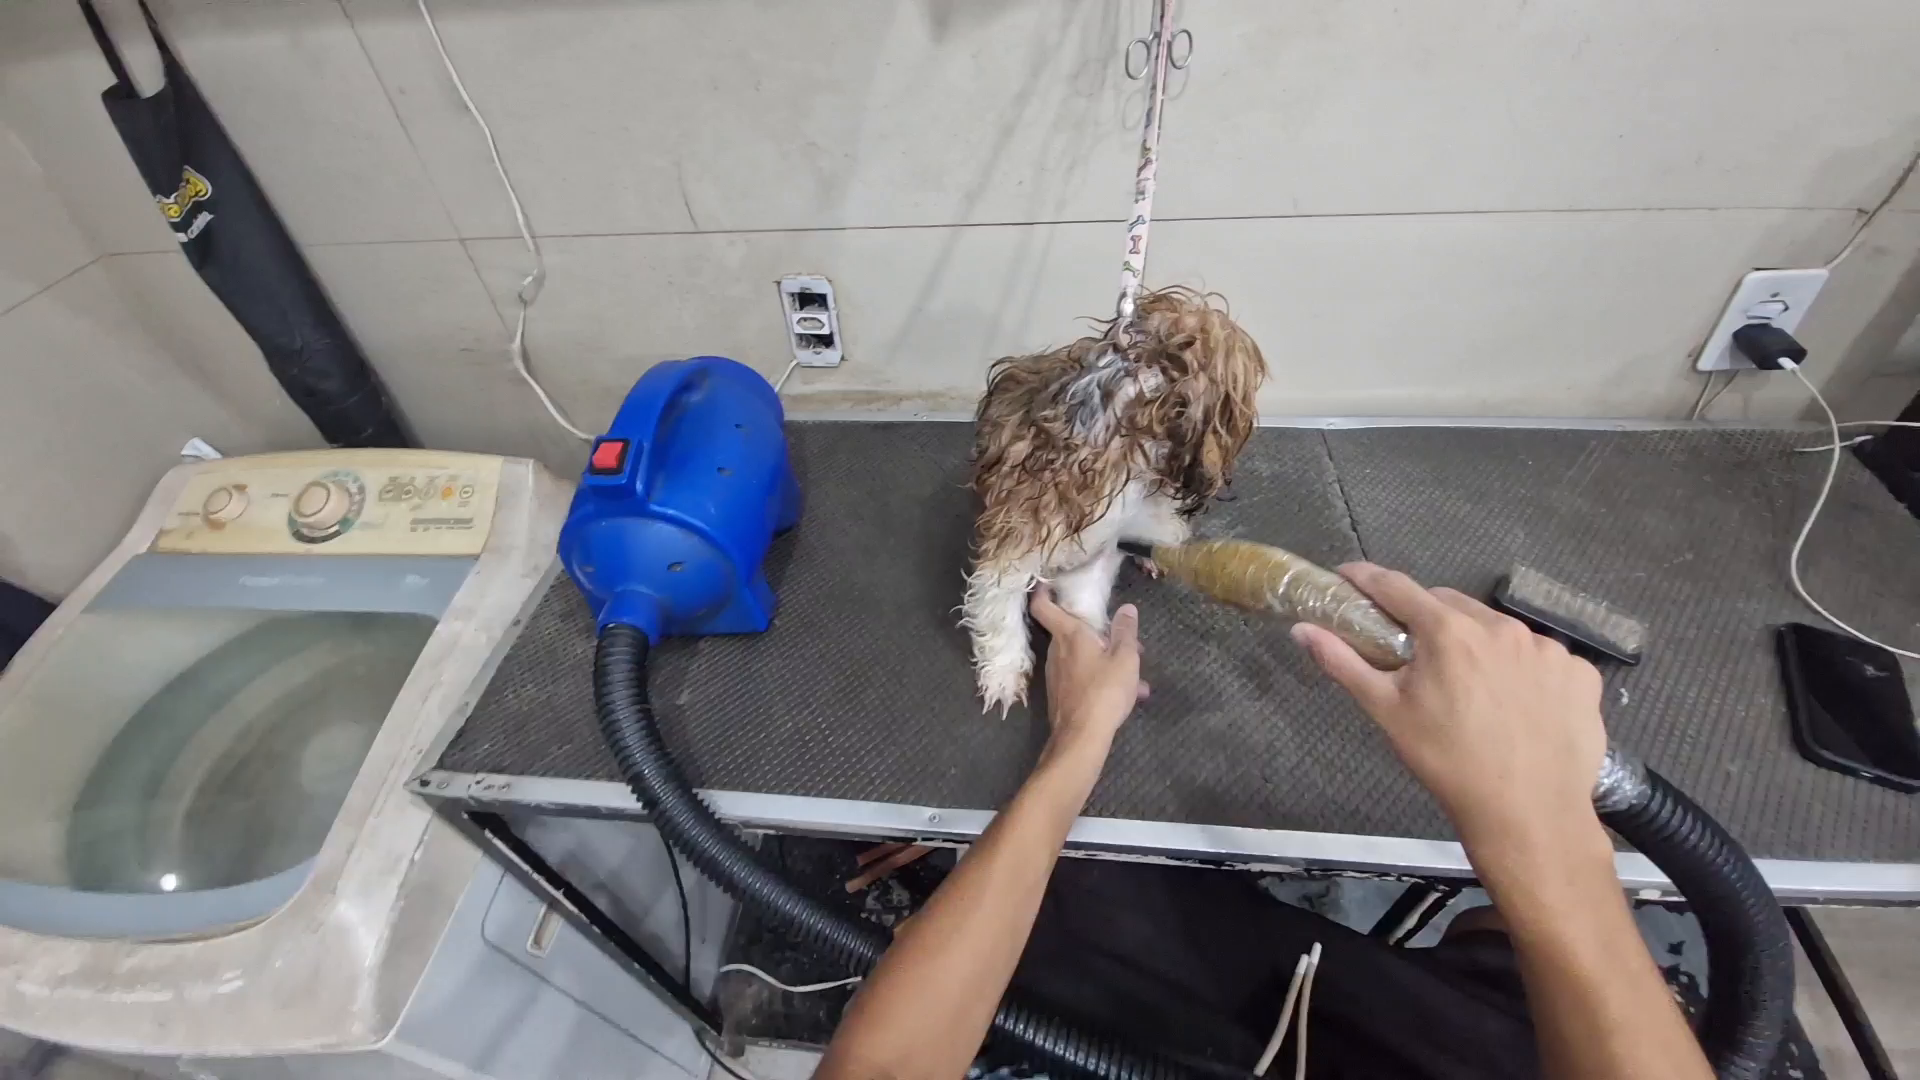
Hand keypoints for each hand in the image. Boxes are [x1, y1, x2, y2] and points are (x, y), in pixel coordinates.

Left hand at [1030, 589, 1147, 756]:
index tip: (1047, 582)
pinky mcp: (1061, 693)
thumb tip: (1127, 608)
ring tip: (1137, 676)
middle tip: (1128, 642)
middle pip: (1072, 632)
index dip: (1042, 591)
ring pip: (1083, 656)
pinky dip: (1103, 679)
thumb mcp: (1125, 658)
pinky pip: (1083, 676)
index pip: (1043, 606)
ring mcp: (1056, 673)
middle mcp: (1057, 650)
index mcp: (1069, 634)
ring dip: (1107, 660)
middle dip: (1100, 633)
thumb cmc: (1104, 691)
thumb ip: (1126, 632)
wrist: (1082, 736)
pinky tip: (1129, 695)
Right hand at [1291, 564, 1607, 873]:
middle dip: (1423, 616)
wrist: (1528, 812)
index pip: (1397, 586)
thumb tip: (1301, 629)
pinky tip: (1510, 696)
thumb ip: (1341, 662)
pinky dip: (1517, 663)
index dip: (1367, 578)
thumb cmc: (1445, 758)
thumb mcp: (1384, 709)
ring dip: (1472, 638)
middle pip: (1448, 603)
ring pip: (1494, 626)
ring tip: (1464, 679)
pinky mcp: (1580, 673)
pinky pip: (1537, 653)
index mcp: (1448, 631)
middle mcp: (1501, 627)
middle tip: (1409, 649)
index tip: (1347, 575)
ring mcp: (1548, 648)